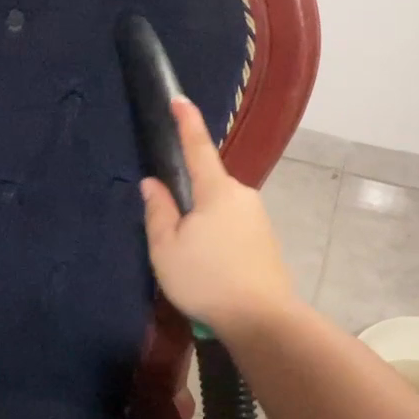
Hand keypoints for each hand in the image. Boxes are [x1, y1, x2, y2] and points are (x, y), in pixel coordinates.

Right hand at [140, 97, 296, 338]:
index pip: (197, 147)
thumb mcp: (167, 248)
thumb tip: (153, 183)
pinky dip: (216, 242)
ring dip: (201, 226)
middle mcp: (241, 195)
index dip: (186, 122)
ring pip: (218, 210)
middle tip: (169, 236)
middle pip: (206, 186)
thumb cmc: (207, 279)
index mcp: (216, 190)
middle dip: (187, 201)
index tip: (179, 98)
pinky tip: (209, 271)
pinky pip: (231, 229)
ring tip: (188, 264)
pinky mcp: (265, 240)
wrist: (264, 320)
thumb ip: (158, 211)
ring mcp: (257, 218)